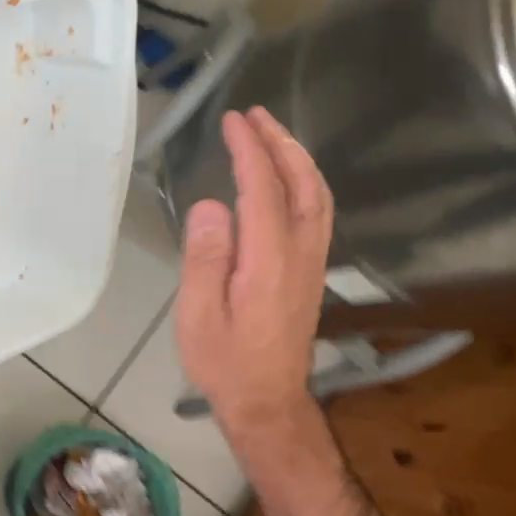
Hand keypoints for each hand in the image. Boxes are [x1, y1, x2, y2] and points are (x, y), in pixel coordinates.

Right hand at [175, 107, 333, 435]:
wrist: (267, 400)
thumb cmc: (224, 361)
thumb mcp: (198, 314)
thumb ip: (206, 258)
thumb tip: (211, 205)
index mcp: (269, 261)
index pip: (264, 191)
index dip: (250, 151)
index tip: (234, 121)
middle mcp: (300, 255)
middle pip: (302, 185)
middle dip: (281, 144)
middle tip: (255, 115)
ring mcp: (312, 263)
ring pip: (317, 197)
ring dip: (297, 159)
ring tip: (272, 134)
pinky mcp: (310, 273)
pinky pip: (317, 213)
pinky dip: (305, 182)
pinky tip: (288, 179)